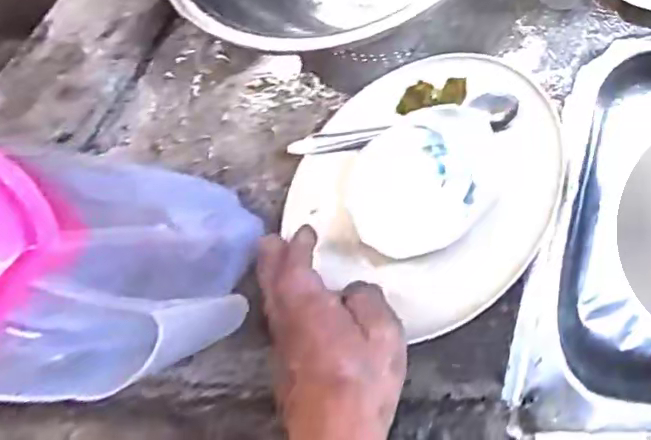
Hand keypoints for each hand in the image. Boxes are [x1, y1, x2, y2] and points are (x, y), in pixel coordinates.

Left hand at [258, 226, 406, 439]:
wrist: (338, 439)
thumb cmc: (365, 381)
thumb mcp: (384, 333)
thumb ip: (367, 302)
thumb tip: (351, 292)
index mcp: (312, 317)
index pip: (295, 276)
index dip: (296, 252)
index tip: (302, 231)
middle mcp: (290, 333)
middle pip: (274, 293)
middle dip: (271, 265)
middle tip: (267, 240)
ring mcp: (285, 356)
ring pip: (273, 310)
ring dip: (273, 283)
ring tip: (276, 264)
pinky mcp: (289, 372)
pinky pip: (281, 324)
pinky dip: (282, 302)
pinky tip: (293, 303)